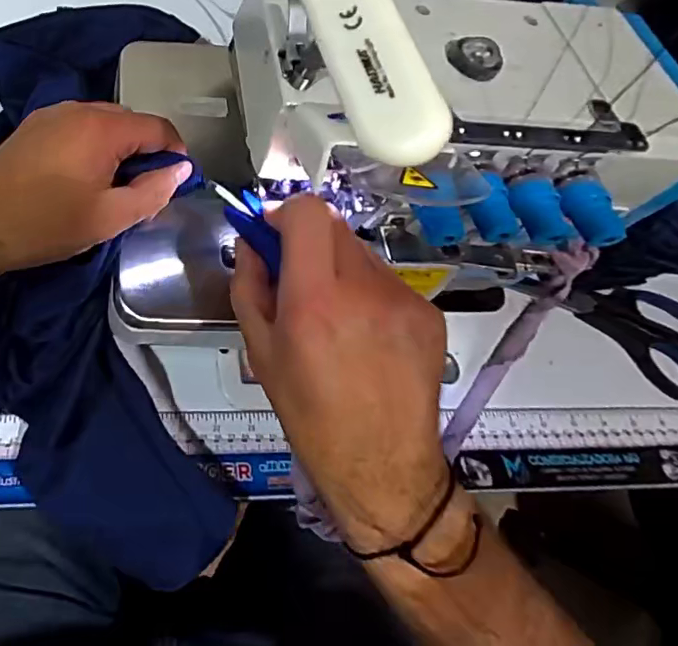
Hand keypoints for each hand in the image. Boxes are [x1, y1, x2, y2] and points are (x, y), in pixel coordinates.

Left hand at [0, 101, 191, 275]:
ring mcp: (52, 114)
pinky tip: (79, 176)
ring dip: (117, 147)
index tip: (175, 181)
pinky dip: (91, 144)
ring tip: (110, 185)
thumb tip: (180, 170)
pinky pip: (77, 126)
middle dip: (144, 150)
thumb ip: (153, 192)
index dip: (175, 153)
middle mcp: (78, 109)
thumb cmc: (46, 224)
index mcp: (102, 127)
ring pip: (103, 122)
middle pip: (130, 121)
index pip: (158, 127)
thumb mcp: (109, 218)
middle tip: (142, 189)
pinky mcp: (33, 126)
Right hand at [230, 194, 452, 550]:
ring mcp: (402, 298)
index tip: (273, 232)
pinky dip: (367, 289)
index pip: (307, 212)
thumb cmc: (309, 412)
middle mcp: (363, 289)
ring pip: (359, 250)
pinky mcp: (428, 311)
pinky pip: (385, 278)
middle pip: (332, 224)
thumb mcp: (259, 349)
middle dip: (307, 238)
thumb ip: (249, 283)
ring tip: (335, 313)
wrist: (383, 466)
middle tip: (297, 272)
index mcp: (315, 300)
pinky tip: (364, 330)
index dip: (285, 212)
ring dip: (338, 265)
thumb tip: (253, 241)